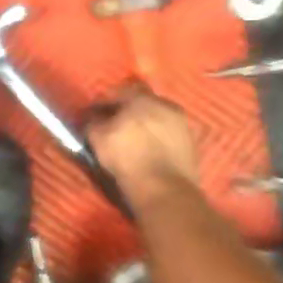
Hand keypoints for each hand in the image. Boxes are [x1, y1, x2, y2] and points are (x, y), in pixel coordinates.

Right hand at [87, 84, 202, 205]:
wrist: (164, 189)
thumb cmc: (127, 159)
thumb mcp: (98, 139)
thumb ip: (93, 122)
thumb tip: (92, 118)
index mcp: (140, 97)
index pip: (116, 93)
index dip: (102, 104)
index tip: (94, 115)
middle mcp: (163, 103)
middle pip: (140, 102)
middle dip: (126, 111)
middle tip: (114, 125)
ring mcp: (180, 121)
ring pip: (156, 116)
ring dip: (144, 124)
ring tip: (134, 140)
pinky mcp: (190, 140)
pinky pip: (168, 132)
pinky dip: (158, 138)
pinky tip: (150, 150)